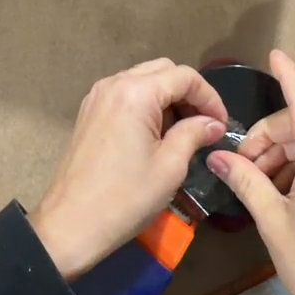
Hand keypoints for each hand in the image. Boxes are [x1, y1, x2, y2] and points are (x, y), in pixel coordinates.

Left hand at [29, 59, 228, 279]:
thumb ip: (193, 134)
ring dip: (167, 98)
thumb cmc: (125, 198)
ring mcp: (97, 96)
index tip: (222, 124)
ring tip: (184, 131)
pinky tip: (156, 133)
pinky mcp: (89, 112)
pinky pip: (125, 94)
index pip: (184, 76)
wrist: (72, 223)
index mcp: (135, 93)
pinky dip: (146, 104)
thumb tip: (212, 124)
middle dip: (188, 93)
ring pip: (143, 80)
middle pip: (162, 70)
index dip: (209, 97)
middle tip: (205, 125)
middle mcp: (113, 84)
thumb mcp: (170, 167)